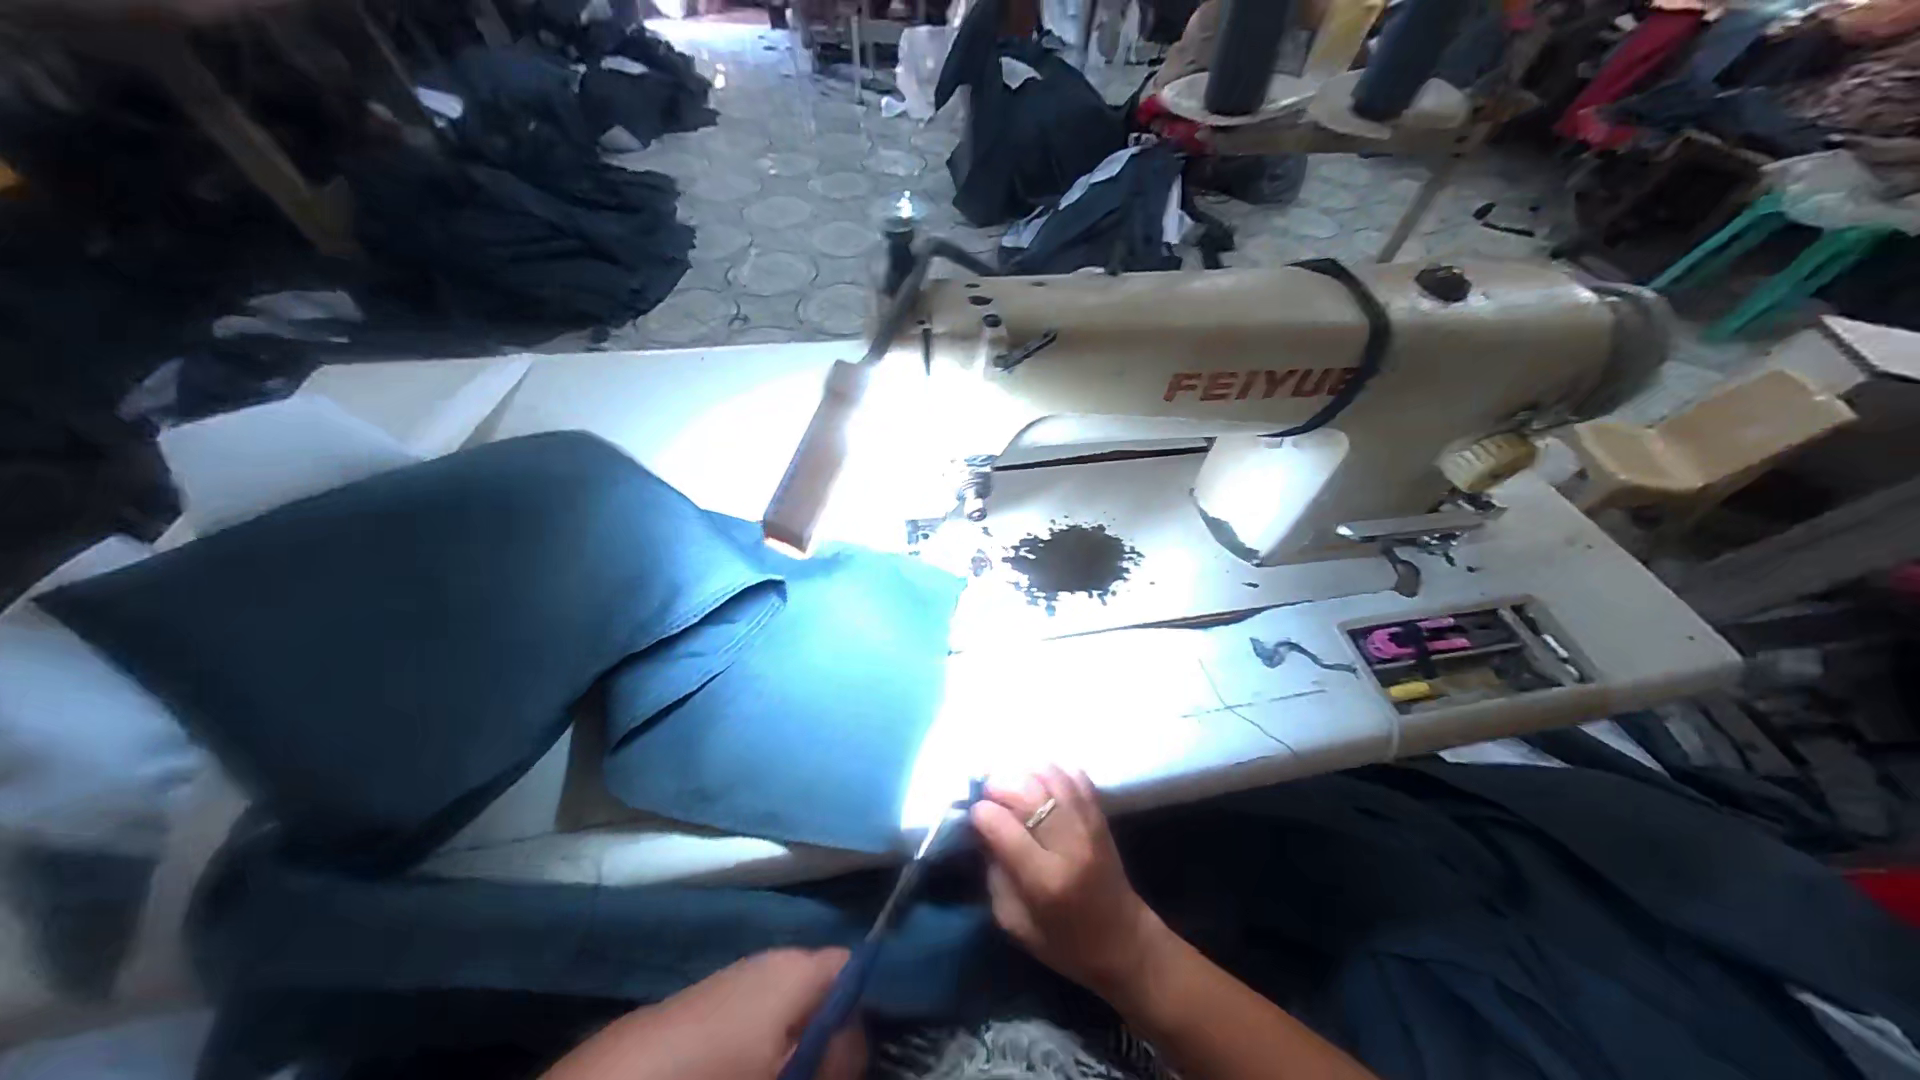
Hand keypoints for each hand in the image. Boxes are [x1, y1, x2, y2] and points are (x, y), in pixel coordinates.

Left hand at [540, 948, 866, 1079]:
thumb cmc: (713, 1078)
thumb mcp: (789, 1075)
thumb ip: (835, 1058)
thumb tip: (853, 1043)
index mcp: (795, 968)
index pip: (855, 969)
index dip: (864, 1012)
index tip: (857, 1059)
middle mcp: (766, 961)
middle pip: (820, 989)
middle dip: (826, 1032)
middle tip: (818, 1074)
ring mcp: (727, 980)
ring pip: (783, 1006)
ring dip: (791, 1042)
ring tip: (779, 1077)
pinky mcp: (696, 1006)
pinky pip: (747, 1019)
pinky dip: (755, 1046)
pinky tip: (740, 1073)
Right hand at [969, 767, 1166, 1002]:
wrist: (1124, 942)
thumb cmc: (1065, 942)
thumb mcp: (1015, 923)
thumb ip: (994, 876)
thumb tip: (984, 834)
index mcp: (1044, 880)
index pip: (1003, 828)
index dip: (981, 814)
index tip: (975, 815)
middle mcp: (1069, 846)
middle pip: (1027, 793)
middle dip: (1000, 787)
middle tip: (988, 795)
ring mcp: (1089, 826)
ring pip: (1052, 778)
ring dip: (1025, 774)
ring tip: (1012, 784)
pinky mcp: (1101, 818)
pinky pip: (1076, 778)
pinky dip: (1054, 771)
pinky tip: (1040, 779)